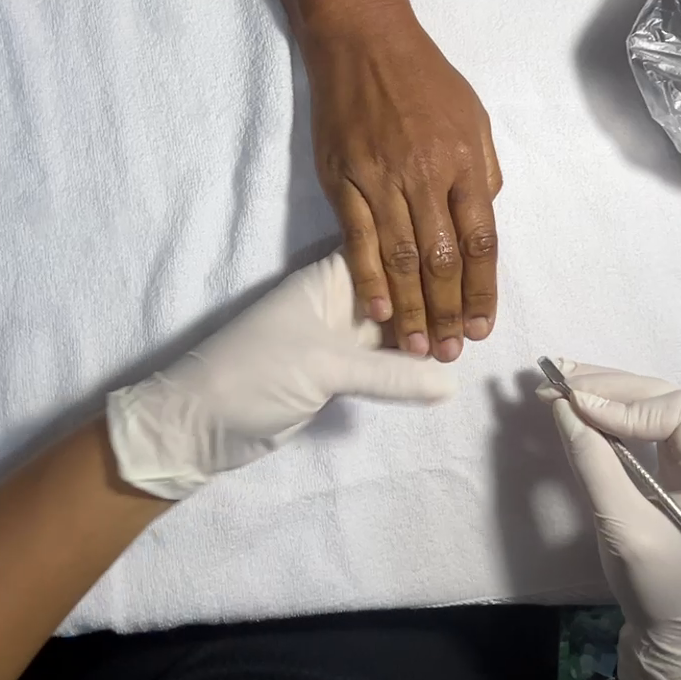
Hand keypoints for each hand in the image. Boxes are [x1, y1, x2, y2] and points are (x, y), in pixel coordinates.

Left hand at [106, 252, 455, 498]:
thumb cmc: (255, 375)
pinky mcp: (334, 372)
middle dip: (433, 302)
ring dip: (422, 337)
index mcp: (328, 280)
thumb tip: (450, 380)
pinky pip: (380, 362)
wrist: (200, 425)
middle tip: (480, 319)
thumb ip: (388, 372)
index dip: (427, 258)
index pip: (387, 255)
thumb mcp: (323, 367)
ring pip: (392, 330)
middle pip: (396, 292)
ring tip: (468, 343)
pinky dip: (405, 367)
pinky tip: (436, 370)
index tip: (474, 267)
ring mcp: (336, 338)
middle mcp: (337, 301)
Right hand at [302, 5, 501, 363]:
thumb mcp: (473, 117)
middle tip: (448, 352)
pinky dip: (368, 278)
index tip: (480, 326)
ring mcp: (380, 179)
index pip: (480, 242)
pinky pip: (358, 238)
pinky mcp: (342, 178)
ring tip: (415, 347)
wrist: (363, 40)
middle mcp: (426, 176)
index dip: (481, 290)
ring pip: (400, 258)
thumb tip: (480, 225)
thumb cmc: (424, 78)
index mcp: (466, 162)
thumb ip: (482, 173)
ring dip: (409, 309)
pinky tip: (376, 310)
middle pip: (441, 260)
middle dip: (446, 312)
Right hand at [546, 360, 680, 679]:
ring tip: (559, 380)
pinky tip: (579, 397)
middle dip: (609, 388)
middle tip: (556, 382)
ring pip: (654, 401)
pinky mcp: (680, 459)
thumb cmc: (658, 587)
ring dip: (605, 389)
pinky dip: (610, 405)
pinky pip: (646, 418)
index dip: (626, 405)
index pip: (680, 414)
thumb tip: (562, 406)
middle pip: (666, 398)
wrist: (675, 626)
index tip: (575, 407)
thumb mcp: (622, 529)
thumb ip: (594, 464)